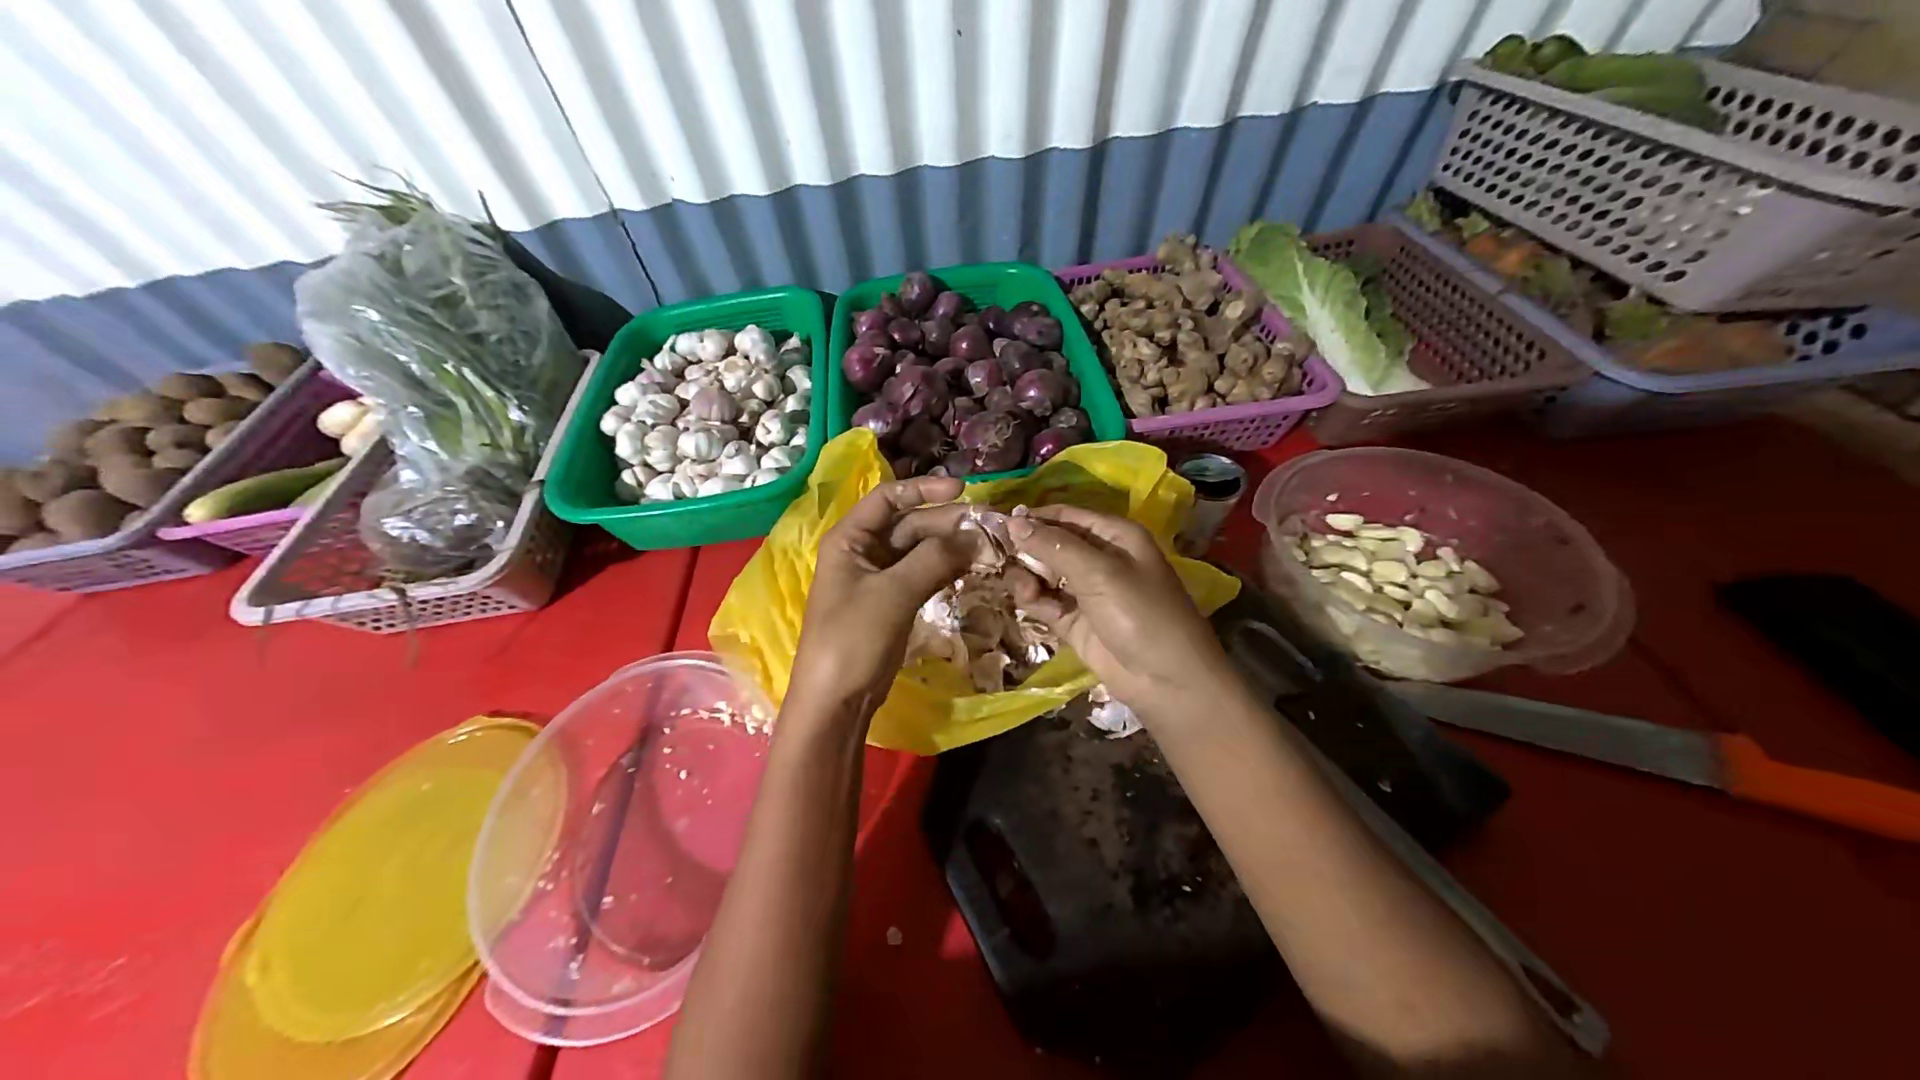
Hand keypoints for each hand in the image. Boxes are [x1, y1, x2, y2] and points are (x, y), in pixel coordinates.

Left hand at [788, 476, 973, 713]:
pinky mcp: (892, 603)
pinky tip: (970, 568)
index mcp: (849, 539)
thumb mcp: (893, 593)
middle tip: (987, 528)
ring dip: (950, 547)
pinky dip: (944, 570)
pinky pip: (922, 575)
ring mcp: (878, 579)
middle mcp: (862, 552)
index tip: (961, 490)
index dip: (923, 488)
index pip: (888, 498)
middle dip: (946, 523)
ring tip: (987, 547)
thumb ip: (933, 559)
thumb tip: (974, 535)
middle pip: (908, 524)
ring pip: (919, 551)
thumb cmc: (853, 639)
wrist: (836, 700)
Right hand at [1007, 505, 1231, 714]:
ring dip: (1028, 575)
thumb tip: (1012, 521)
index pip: (1067, 516)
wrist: (1166, 680)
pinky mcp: (1075, 621)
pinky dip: (1034, 599)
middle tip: (998, 554)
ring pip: (1045, 573)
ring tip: (1023, 586)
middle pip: (1053, 544)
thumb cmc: (1140, 614)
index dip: (1034, 517)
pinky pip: (1046, 601)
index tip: (997, 522)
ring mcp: (1087, 591)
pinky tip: (1029, 600)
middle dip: (1027, 548)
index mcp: (1115, 536)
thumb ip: (1053, 546)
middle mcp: (1101, 558)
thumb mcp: (1099, 572)